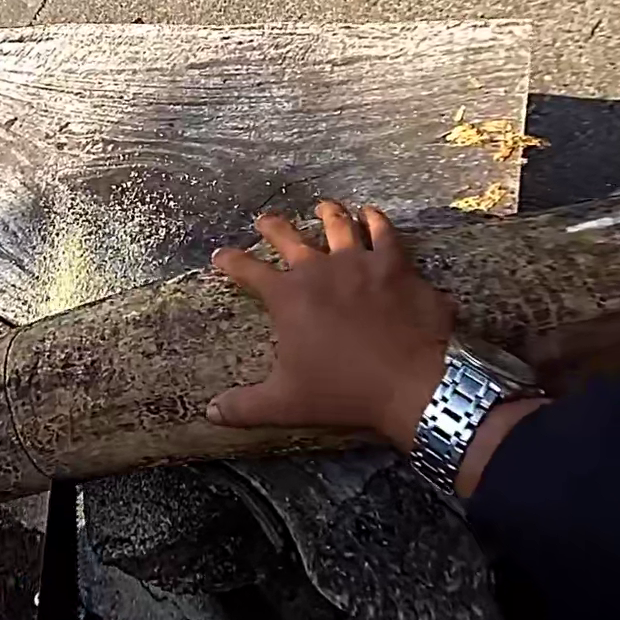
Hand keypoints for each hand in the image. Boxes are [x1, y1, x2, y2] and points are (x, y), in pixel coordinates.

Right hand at [207, 201, 453, 450]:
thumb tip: (209, 412)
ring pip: (338, 225)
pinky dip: (376, 220)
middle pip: (289, 237)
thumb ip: (244, 406)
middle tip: (264, 220)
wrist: (409, 383)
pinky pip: (384, 233)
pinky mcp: (395, 265)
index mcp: (289, 297)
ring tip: (322, 206)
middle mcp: (319, 270)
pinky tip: (371, 214)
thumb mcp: (286, 404)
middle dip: (272, 226)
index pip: (248, 271)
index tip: (220, 255)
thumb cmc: (343, 391)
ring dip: (327, 214)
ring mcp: (359, 262)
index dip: (231, 261)